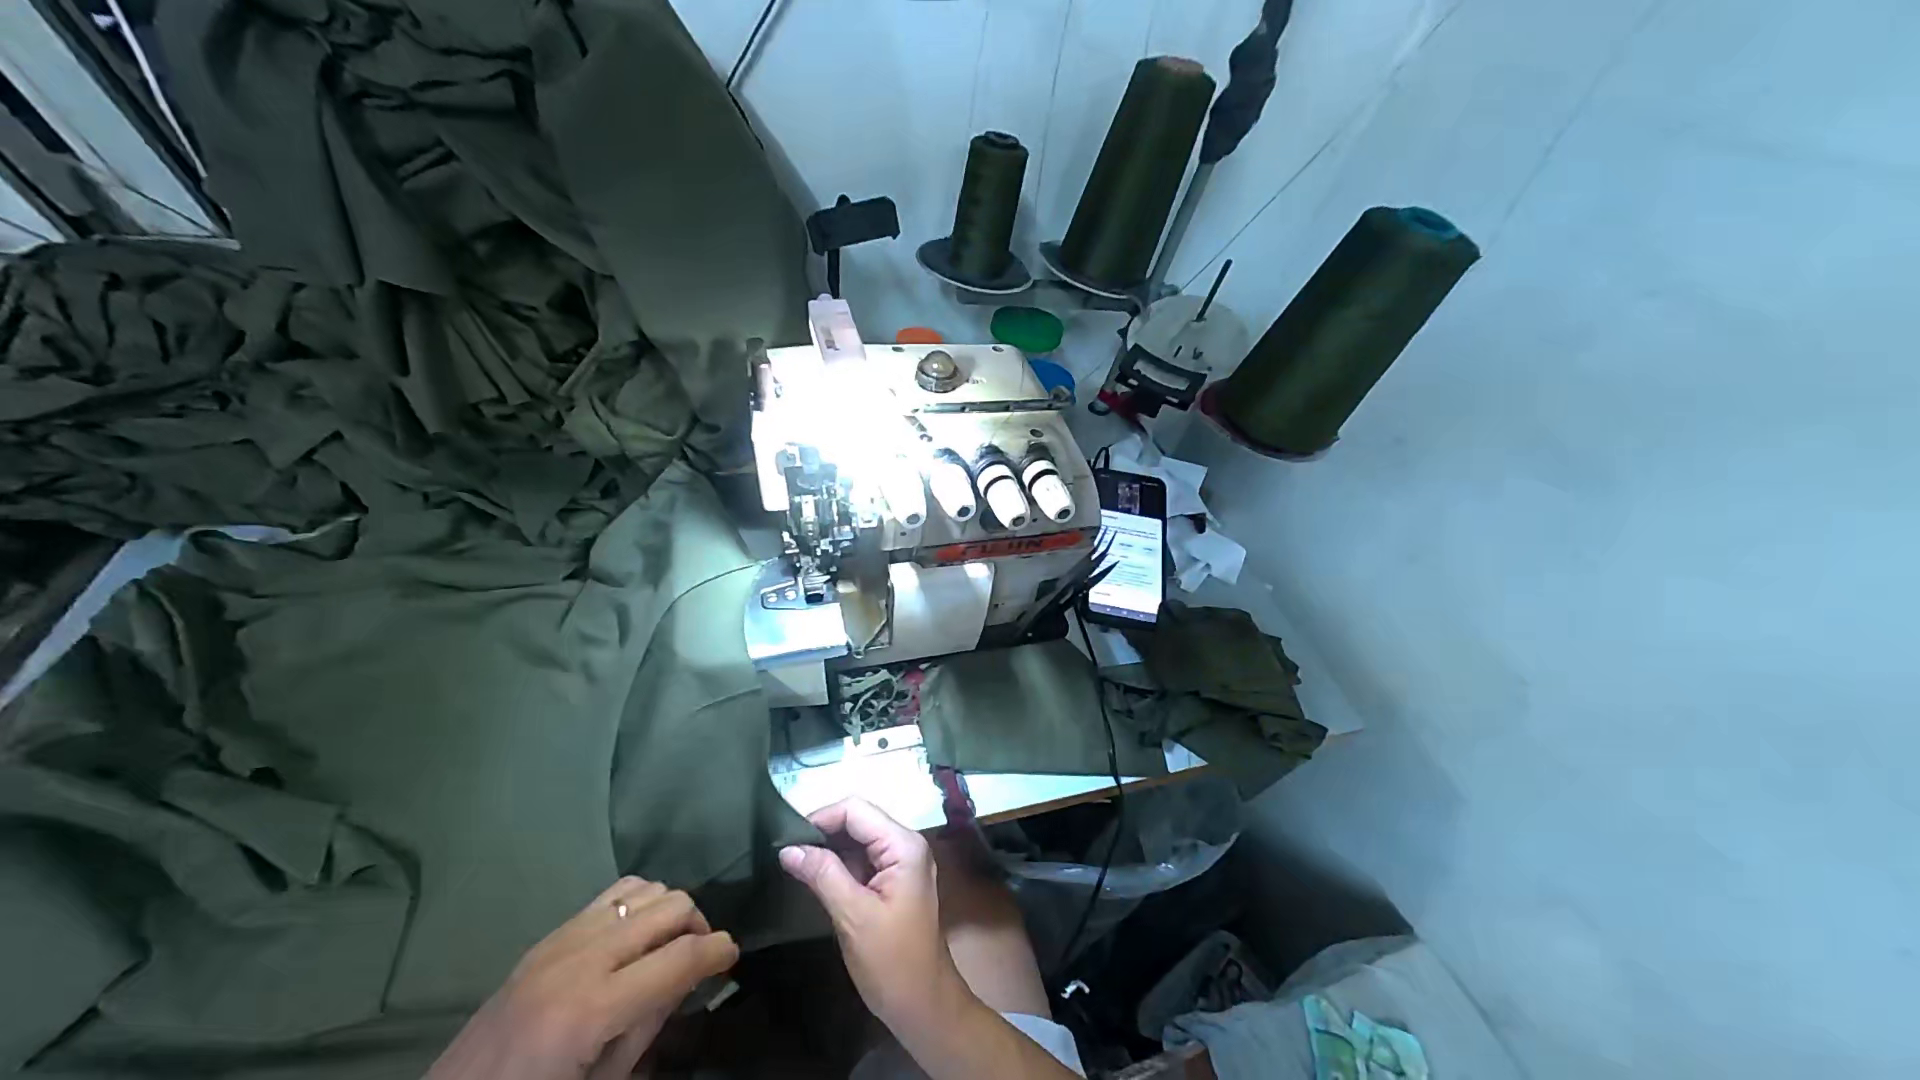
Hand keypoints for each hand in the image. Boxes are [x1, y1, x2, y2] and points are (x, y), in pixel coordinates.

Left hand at [427, 877, 738, 1079]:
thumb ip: (651, 1023)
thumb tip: (694, 977)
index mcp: (593, 1009)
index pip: (681, 957)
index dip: (720, 951)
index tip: (732, 958)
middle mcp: (582, 959)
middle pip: (670, 906)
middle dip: (699, 926)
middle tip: (699, 958)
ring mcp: (562, 938)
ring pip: (646, 888)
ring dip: (669, 911)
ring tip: (668, 945)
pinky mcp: (549, 933)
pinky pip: (612, 893)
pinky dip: (638, 904)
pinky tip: (635, 936)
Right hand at [778, 798, 966, 1030]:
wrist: (924, 1005)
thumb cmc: (892, 961)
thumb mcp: (853, 916)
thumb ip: (822, 875)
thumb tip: (788, 848)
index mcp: (904, 845)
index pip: (856, 810)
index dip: (821, 818)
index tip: (787, 838)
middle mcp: (906, 845)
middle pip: (858, 820)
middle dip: (822, 831)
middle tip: (786, 850)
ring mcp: (902, 863)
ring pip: (858, 840)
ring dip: (828, 848)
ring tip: (793, 860)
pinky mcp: (893, 881)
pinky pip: (862, 860)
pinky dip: (838, 864)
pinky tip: (813, 875)